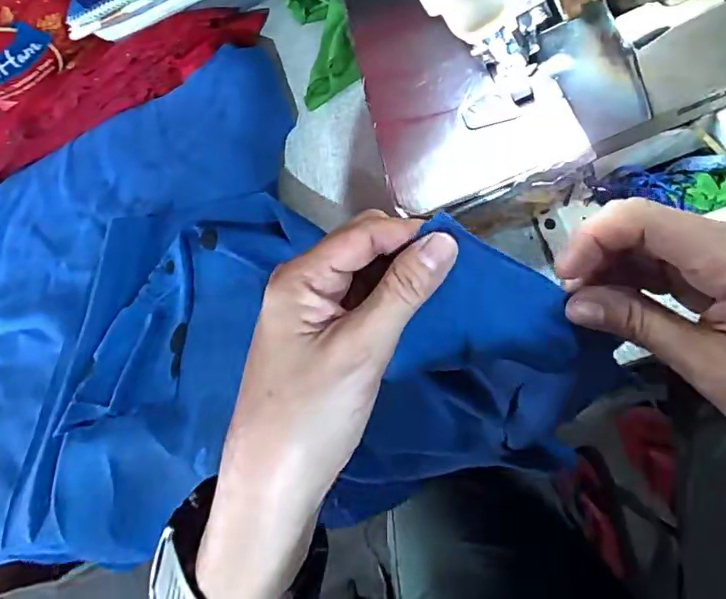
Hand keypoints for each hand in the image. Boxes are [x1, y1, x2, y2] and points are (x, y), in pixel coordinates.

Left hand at [196, 211, 457, 598]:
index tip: (454, 242)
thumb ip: (404, 290)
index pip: (363, 233)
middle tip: (447, 266)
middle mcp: (302, 281)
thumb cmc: (311, 417)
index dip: (408, 232)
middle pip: (361, 243)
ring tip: (436, 282)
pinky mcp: (321, 329)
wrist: (271, 492)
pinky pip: (360, 293)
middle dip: (403, 247)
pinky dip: (387, 292)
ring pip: (363, 268)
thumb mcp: (363, 349)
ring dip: (398, 269)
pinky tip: (409, 303)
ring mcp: (310, 306)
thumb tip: (445, 240)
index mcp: (300, 277)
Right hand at [556, 199, 725, 467]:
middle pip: (647, 223)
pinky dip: (646, 279)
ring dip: (620, 266)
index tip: (563, 281)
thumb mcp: (710, 367)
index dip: (593, 238)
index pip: (641, 217)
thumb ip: (639, 324)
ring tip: (588, 303)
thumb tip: (575, 303)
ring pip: (659, 241)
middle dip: (601, 252)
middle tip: (570, 298)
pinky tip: (623, 302)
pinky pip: (680, 263)